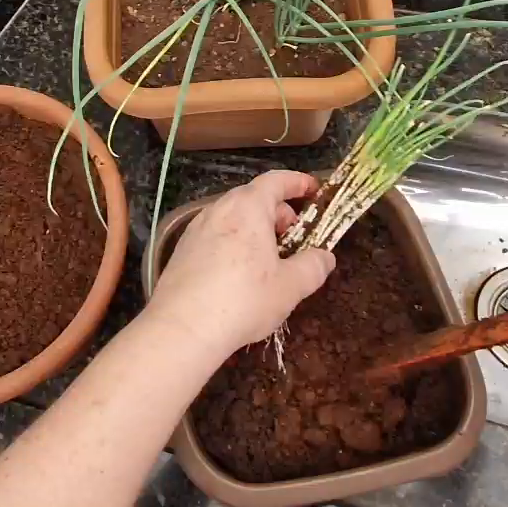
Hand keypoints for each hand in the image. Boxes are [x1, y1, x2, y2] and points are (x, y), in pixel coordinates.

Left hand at [146, 171, 336, 360]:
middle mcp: (219, 208)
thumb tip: (324, 256)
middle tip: (296, 235)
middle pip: (253, 197)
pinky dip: (235, 240)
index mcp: (248, 208)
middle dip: (278, 211)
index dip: (297, 182)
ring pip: (233, 216)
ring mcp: (197, 227)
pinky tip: (240, 270)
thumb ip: (312, 266)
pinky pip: (217, 233)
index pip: (275, 180)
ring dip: (256, 227)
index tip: (314, 189)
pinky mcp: (184, 248)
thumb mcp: (290, 286)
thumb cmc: (243, 300)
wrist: (183, 325)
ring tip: (270, 256)